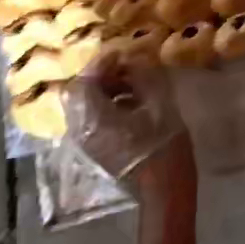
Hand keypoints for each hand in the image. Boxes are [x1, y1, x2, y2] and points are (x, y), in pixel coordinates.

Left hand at [66, 55, 195, 219]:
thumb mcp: (160, 106)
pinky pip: (93, 119)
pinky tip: (132, 104)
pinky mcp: (98, 150)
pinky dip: (108, 105)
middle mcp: (82, 130)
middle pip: (79, 94)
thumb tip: (135, 62)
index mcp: (94, 118)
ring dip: (105, 90)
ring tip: (132, 83)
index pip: (84, 82)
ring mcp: (88, 142)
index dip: (101, 63)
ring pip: (85, 107)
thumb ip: (144, 79)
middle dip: (100, 76)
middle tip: (125, 67)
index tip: (121, 53)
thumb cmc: (163, 146)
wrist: (164, 190)